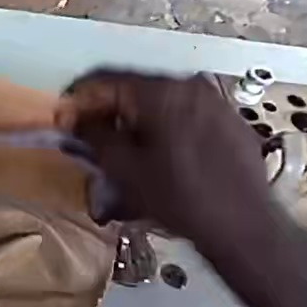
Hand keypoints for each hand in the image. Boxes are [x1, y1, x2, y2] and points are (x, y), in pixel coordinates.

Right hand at [59, 70, 280, 252]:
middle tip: (86, 134)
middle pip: (132, 87)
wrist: (243, 227)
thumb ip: (92, 134)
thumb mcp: (123, 168)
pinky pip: (184, 112)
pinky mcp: (229, 120)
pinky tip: (156, 152)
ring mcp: (214, 101)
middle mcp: (189, 86)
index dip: (76, 98)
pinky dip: (161, 125)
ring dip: (132, 117)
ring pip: (158, 100)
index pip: (104, 79)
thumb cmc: (179, 198)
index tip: (62, 118)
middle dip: (105, 108)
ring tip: (120, 146)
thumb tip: (76, 119)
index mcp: (159, 91)